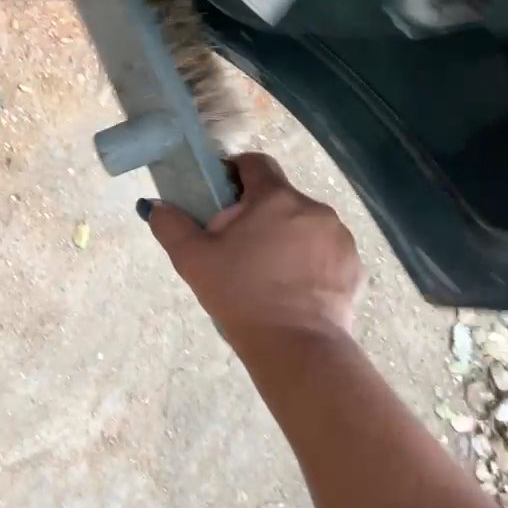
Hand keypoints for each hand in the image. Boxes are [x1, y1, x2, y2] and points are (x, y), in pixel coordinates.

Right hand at [143, 153, 361, 346]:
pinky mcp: (353, 264)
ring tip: (263, 270)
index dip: (234, 170)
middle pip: (278, 196)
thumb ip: (170, 225)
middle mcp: (313, 208)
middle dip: (255, 212)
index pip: (255, 163)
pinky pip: (322, 249)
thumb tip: (153, 204)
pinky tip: (289, 286)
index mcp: (274, 199)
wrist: (296, 344)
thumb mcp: (192, 259)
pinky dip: (305, 259)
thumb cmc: (239, 293)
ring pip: (302, 223)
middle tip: (233, 246)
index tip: (219, 194)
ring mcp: (339, 236)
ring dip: (282, 235)